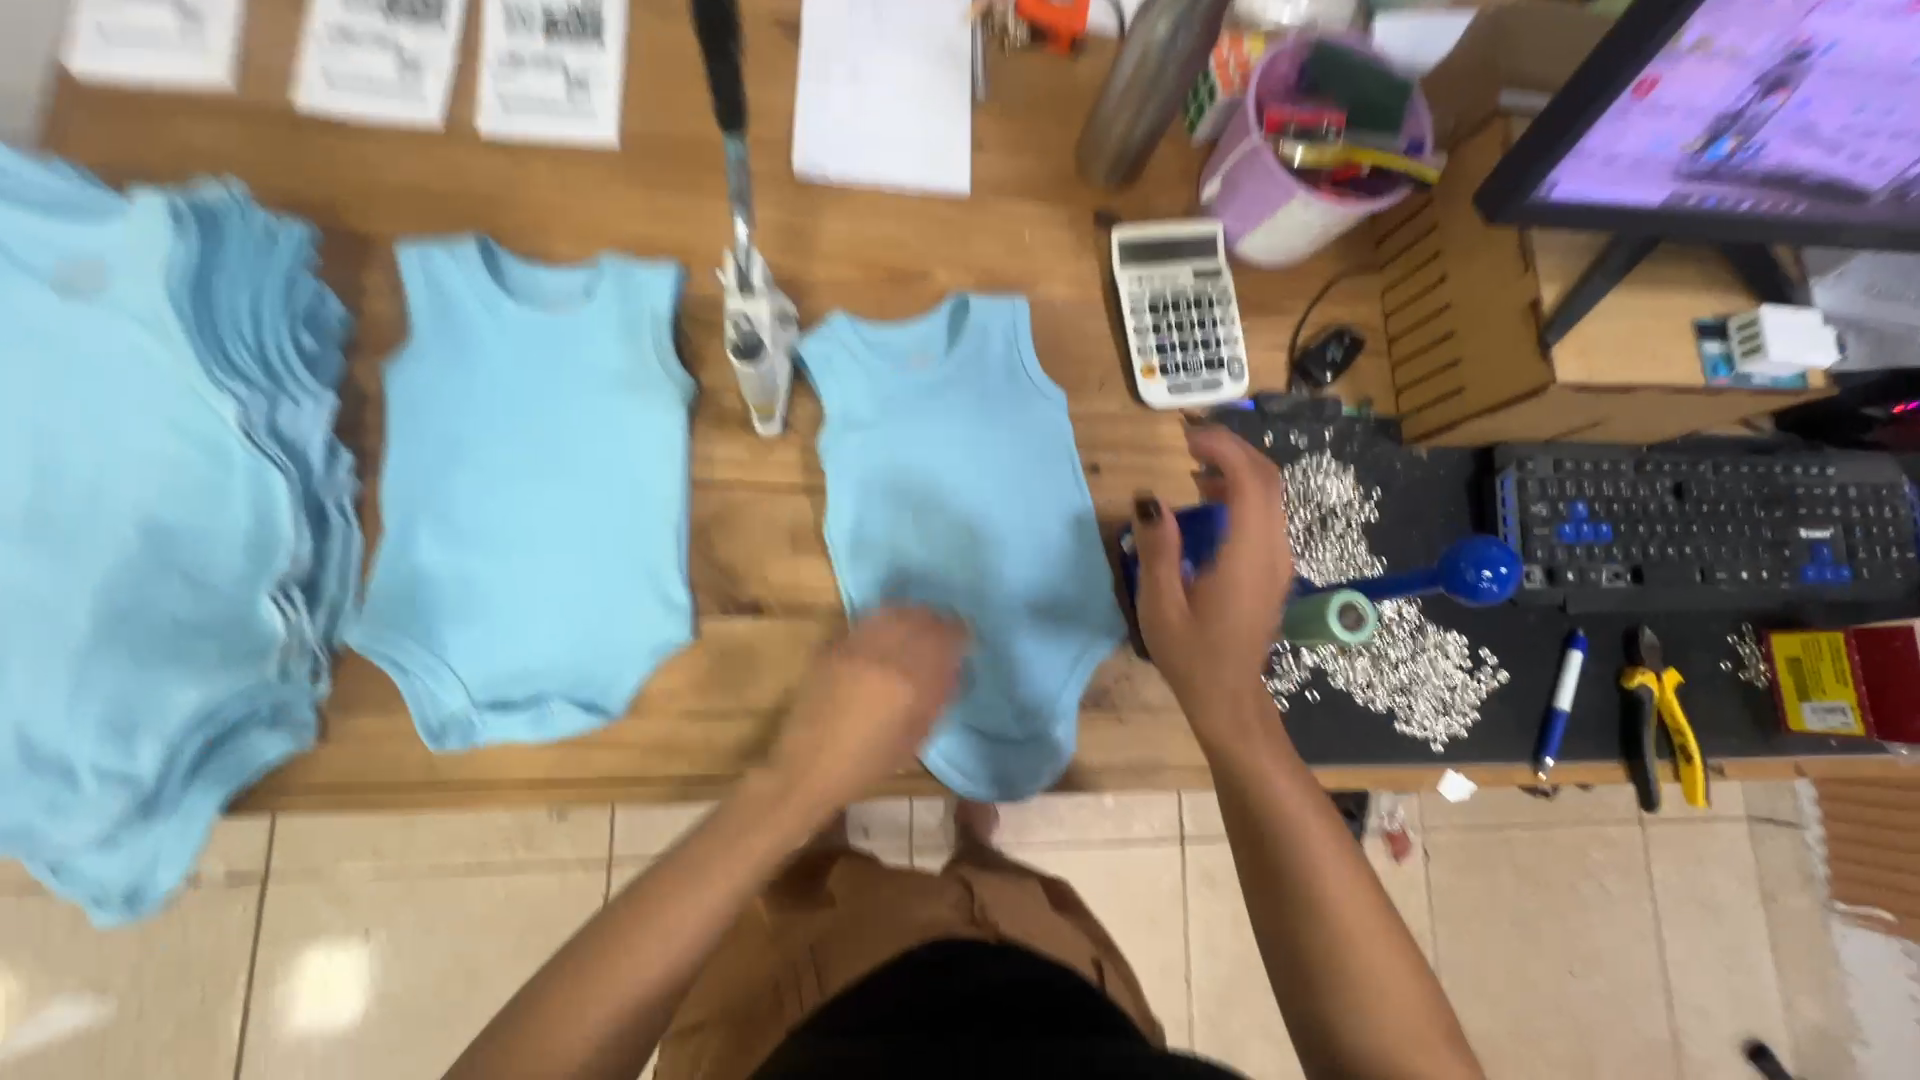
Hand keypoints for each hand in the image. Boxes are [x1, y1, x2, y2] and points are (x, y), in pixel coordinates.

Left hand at [767, 607, 968, 818]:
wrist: (811, 763)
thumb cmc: (871, 759)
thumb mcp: (919, 733)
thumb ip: (940, 694)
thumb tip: (953, 667)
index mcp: (911, 678)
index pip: (947, 635)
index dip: (960, 634)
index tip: (964, 641)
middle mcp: (884, 653)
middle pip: (921, 616)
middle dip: (937, 622)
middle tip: (942, 633)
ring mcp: (855, 645)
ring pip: (893, 612)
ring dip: (911, 617)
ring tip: (915, 629)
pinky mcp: (833, 646)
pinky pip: (867, 622)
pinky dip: (884, 623)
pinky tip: (886, 637)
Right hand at [1132, 425, 1294, 739]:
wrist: (1228, 698)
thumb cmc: (1190, 656)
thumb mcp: (1160, 606)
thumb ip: (1158, 550)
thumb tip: (1151, 500)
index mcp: (1246, 558)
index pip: (1251, 482)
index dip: (1224, 449)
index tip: (1186, 439)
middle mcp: (1273, 552)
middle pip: (1268, 480)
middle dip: (1233, 451)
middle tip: (1189, 444)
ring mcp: (1279, 561)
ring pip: (1271, 496)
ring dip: (1238, 471)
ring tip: (1194, 470)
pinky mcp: (1274, 569)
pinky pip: (1266, 516)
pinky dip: (1242, 494)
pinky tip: (1210, 503)